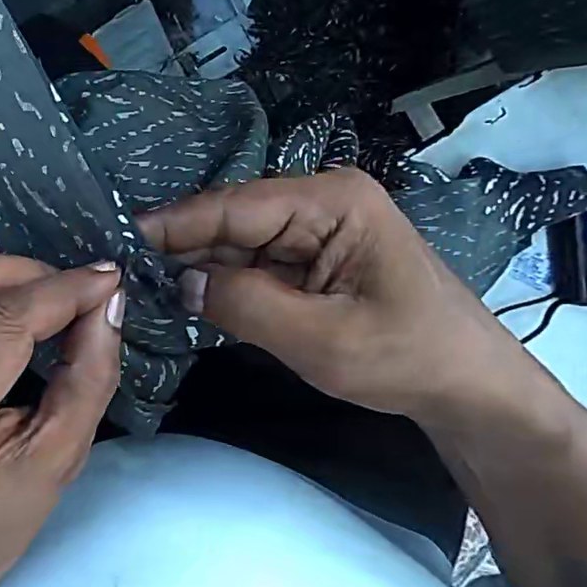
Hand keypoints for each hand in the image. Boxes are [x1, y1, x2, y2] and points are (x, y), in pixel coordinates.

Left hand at [0, 253, 123, 586]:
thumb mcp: (61, 458)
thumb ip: (90, 376)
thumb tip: (108, 303)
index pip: (3, 322)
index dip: (65, 291)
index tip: (111, 281)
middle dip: (34, 274)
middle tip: (81, 298)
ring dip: (8, 278)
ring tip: (53, 307)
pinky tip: (13, 315)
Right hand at [138, 168, 547, 425]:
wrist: (466, 385)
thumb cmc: (406, 357)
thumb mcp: (321, 339)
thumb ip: (244, 305)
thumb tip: (181, 283)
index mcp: (333, 201)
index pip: (236, 205)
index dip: (175, 224)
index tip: (119, 240)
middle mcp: (325, 204)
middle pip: (238, 222)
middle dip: (186, 249)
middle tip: (124, 273)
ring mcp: (324, 233)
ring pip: (247, 246)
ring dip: (205, 270)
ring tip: (146, 287)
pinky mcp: (323, 263)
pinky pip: (265, 268)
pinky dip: (232, 286)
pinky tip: (194, 299)